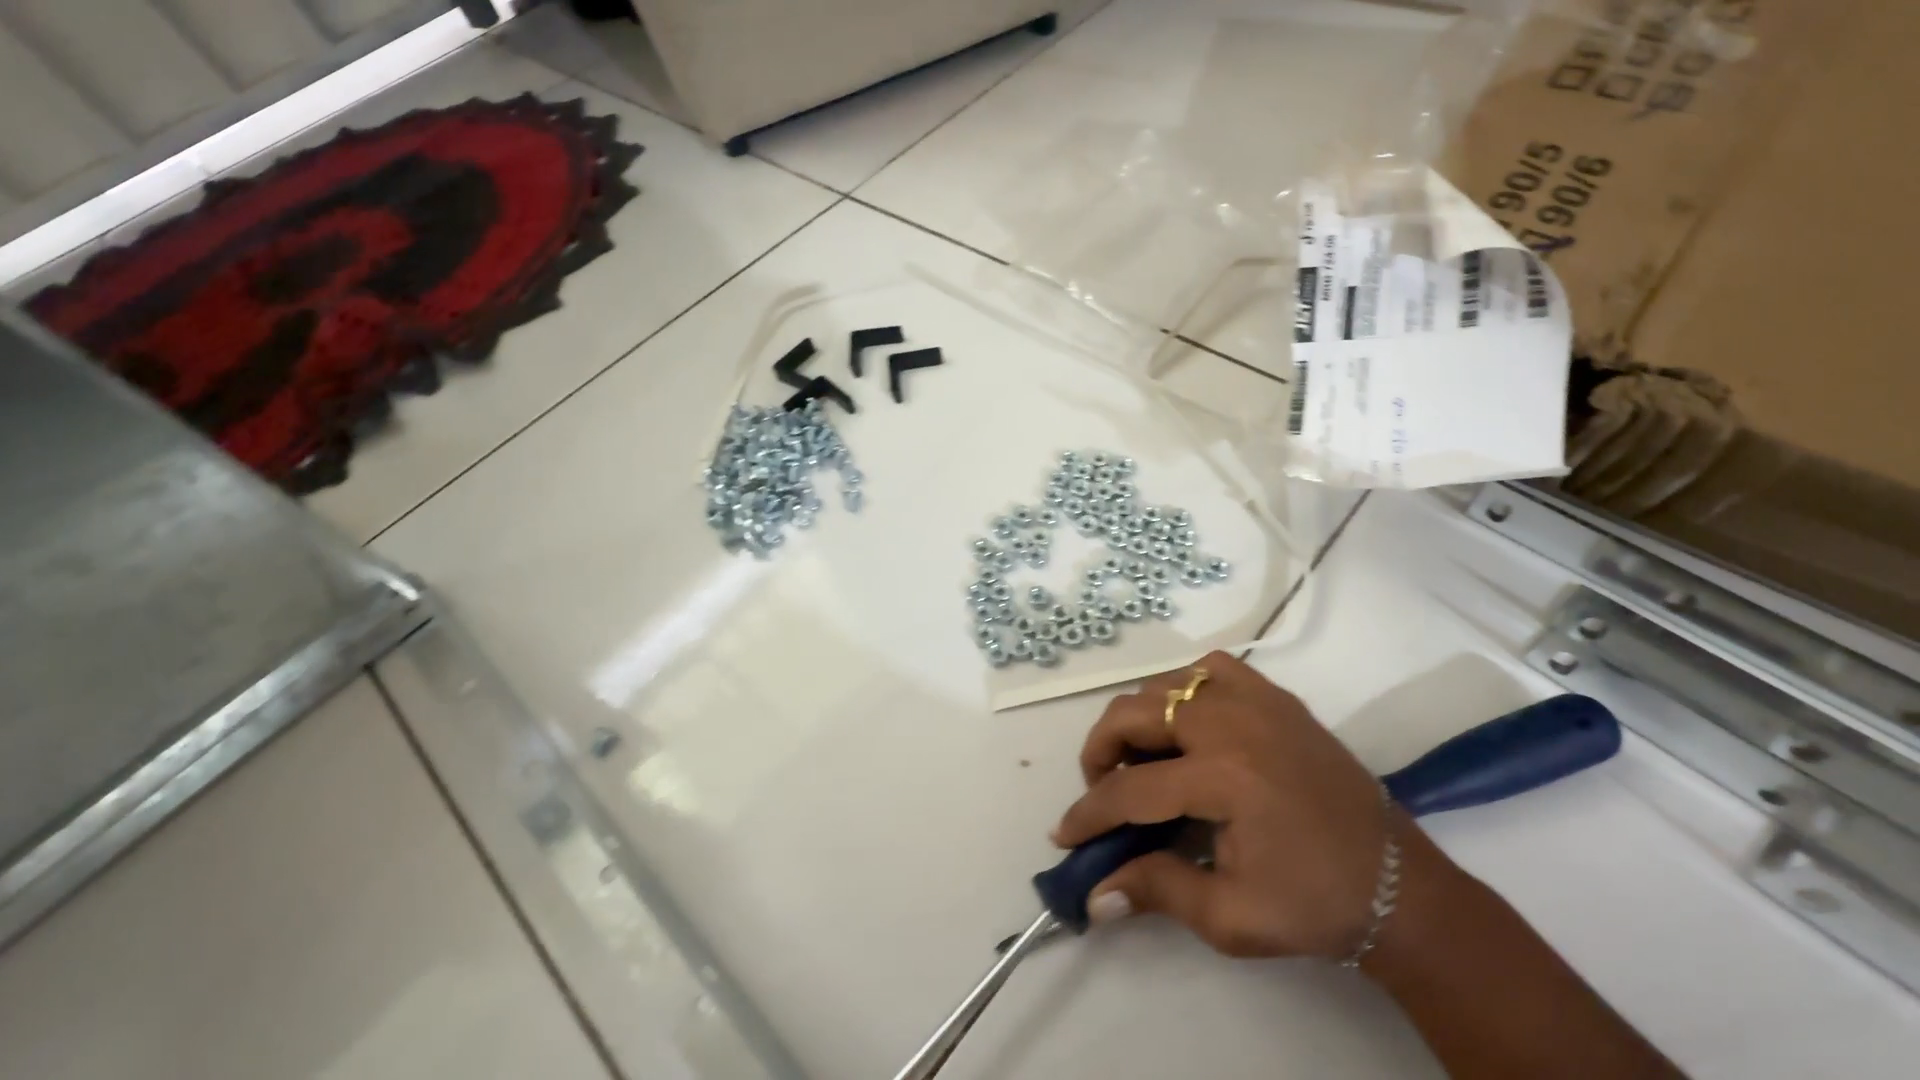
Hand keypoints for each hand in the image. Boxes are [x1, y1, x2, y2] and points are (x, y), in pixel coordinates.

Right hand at [1052, 651, 1388, 958]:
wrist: (1400, 889)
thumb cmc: (1315, 906)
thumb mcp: (1231, 916)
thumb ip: (1156, 890)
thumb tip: (1093, 895)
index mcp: (1224, 778)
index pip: (1130, 789)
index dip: (1088, 815)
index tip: (1065, 837)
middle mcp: (1235, 724)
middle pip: (1134, 713)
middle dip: (1100, 752)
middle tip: (1101, 794)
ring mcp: (1261, 702)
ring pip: (1168, 682)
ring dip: (1139, 718)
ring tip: (1142, 762)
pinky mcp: (1280, 700)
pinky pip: (1214, 669)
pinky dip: (1185, 688)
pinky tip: (1187, 728)